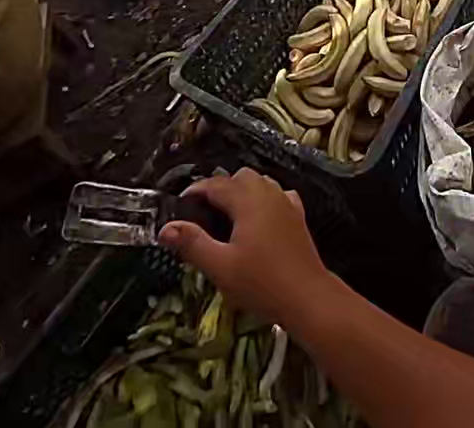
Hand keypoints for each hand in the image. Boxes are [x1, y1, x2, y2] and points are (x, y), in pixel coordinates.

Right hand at [158, 168, 334, 324]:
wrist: (308, 297)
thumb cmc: (262, 282)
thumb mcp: (221, 267)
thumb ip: (193, 244)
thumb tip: (166, 228)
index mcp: (246, 199)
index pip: (215, 184)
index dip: (195, 191)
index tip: (181, 205)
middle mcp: (267, 192)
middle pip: (239, 177)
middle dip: (220, 188)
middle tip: (204, 214)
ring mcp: (285, 201)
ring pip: (260, 182)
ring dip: (242, 190)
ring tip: (228, 216)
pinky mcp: (298, 215)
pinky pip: (277, 195)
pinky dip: (265, 199)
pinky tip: (260, 218)